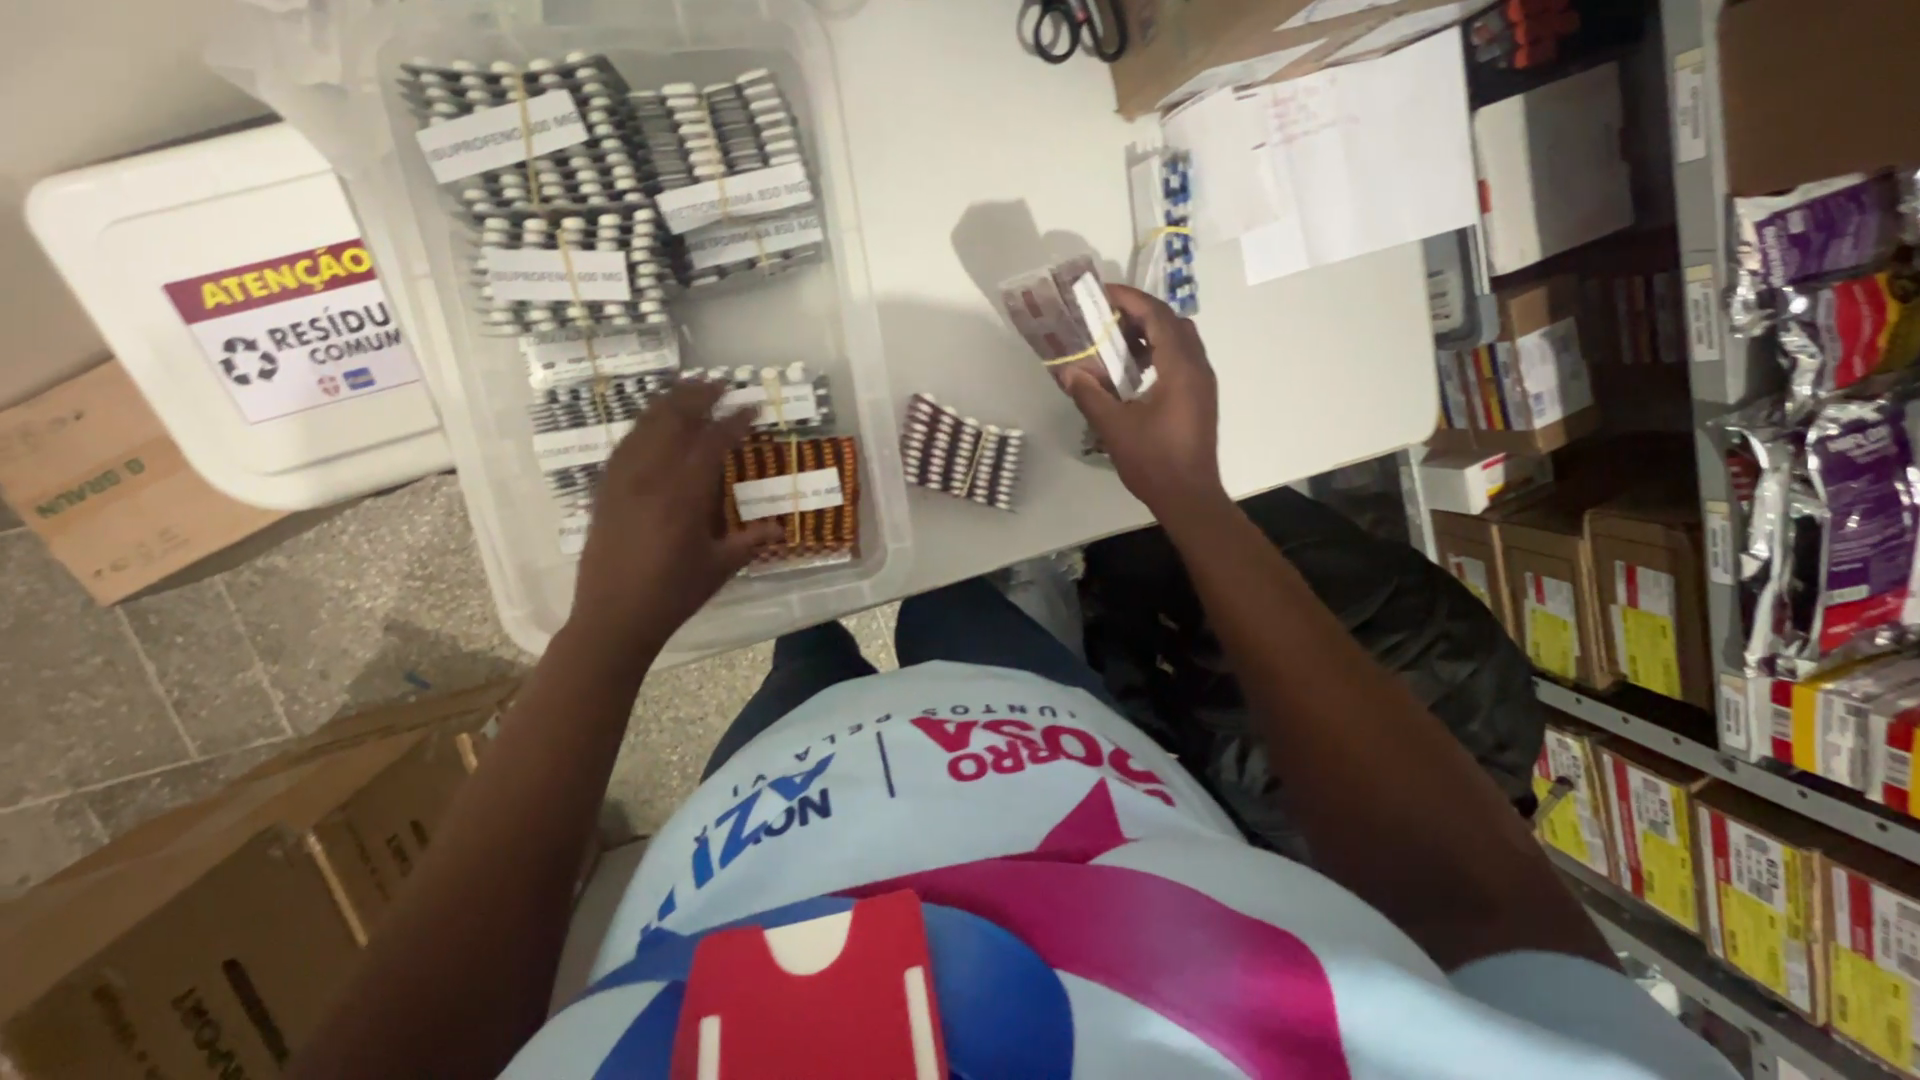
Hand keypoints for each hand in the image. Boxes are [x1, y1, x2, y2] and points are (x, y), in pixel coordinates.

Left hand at [569, 382, 782, 646]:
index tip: (751, 406)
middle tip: (720, 384)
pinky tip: (654, 424)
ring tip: (689, 390)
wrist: (613, 617)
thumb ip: (750, 541)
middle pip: (673, 420)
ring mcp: (622, 480)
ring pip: (645, 425)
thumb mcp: (719, 568)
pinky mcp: (605, 489)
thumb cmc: (672, 595)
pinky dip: (644, 425)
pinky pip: (625, 444)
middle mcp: (650, 478)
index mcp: (684, 496)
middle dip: (698, 396)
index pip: (712, 442)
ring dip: (669, 403)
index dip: (734, 420)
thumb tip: (780, 528)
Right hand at [1063, 284, 1228, 518]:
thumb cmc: (1154, 461)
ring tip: (1116, 340)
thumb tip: (1067, 371)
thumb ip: (1090, 394)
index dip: (1130, 299)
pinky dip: (1159, 352)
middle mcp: (1198, 367)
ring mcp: (1203, 383)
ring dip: (1150, 332)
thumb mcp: (1114, 427)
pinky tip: (1133, 370)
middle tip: (1106, 316)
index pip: (1157, 316)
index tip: (1102, 293)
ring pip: (1180, 339)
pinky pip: (1182, 359)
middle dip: (1139, 312)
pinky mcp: (1201, 398)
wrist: (1189, 496)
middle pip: (1172, 322)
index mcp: (1180, 368)